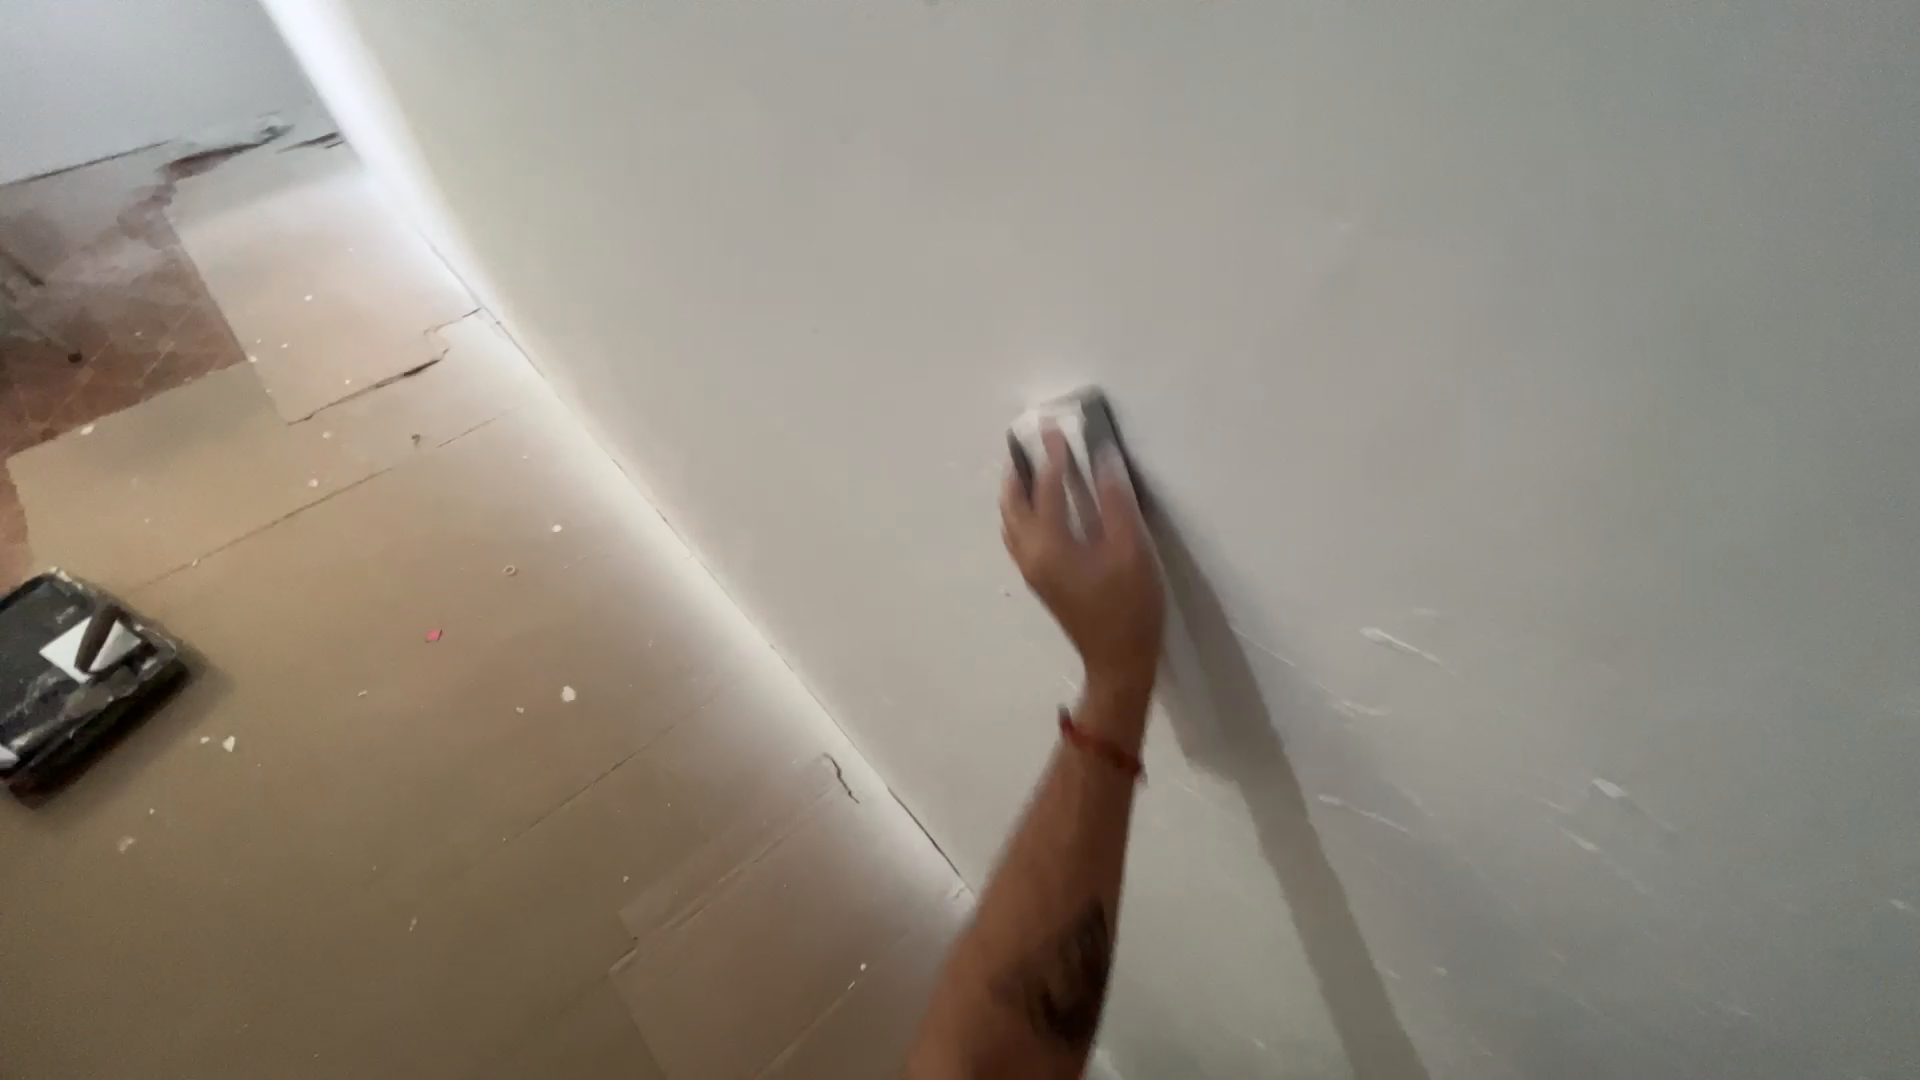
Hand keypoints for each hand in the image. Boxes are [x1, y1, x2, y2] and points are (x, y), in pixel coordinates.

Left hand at [1001, 427, 1165, 699]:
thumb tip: (1103, 461)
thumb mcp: (1132, 549)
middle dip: (1018, 472)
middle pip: (1013, 505)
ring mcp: (1031, 569)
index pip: (1046, 489)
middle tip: (1026, 444)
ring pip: (1011, 522)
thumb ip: (1115, 501)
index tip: (1052, 428)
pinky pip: (1018, 537)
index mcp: (1051, 544)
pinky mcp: (1039, 580)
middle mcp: (1031, 554)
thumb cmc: (1130, 604)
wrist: (1118, 659)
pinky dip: (1020, 514)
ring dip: (1015, 493)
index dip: (1052, 456)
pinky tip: (1037, 508)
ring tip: (1027, 469)